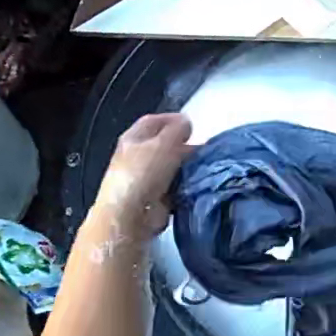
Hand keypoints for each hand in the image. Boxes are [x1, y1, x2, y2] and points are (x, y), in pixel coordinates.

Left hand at [93, 113, 192, 234]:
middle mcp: (137, 156)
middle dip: (183, 146)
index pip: (153, 121)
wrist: (131, 215)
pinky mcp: (154, 198)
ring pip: (171, 166)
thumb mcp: (164, 143)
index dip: (172, 120)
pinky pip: (174, 186)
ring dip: (186, 167)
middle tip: (202, 150)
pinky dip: (185, 185)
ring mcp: (145, 178)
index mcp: (133, 138)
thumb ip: (177, 129)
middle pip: (163, 145)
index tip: (192, 125)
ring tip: (205, 167)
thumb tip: (186, 123)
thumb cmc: (144, 173)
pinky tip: (197, 185)